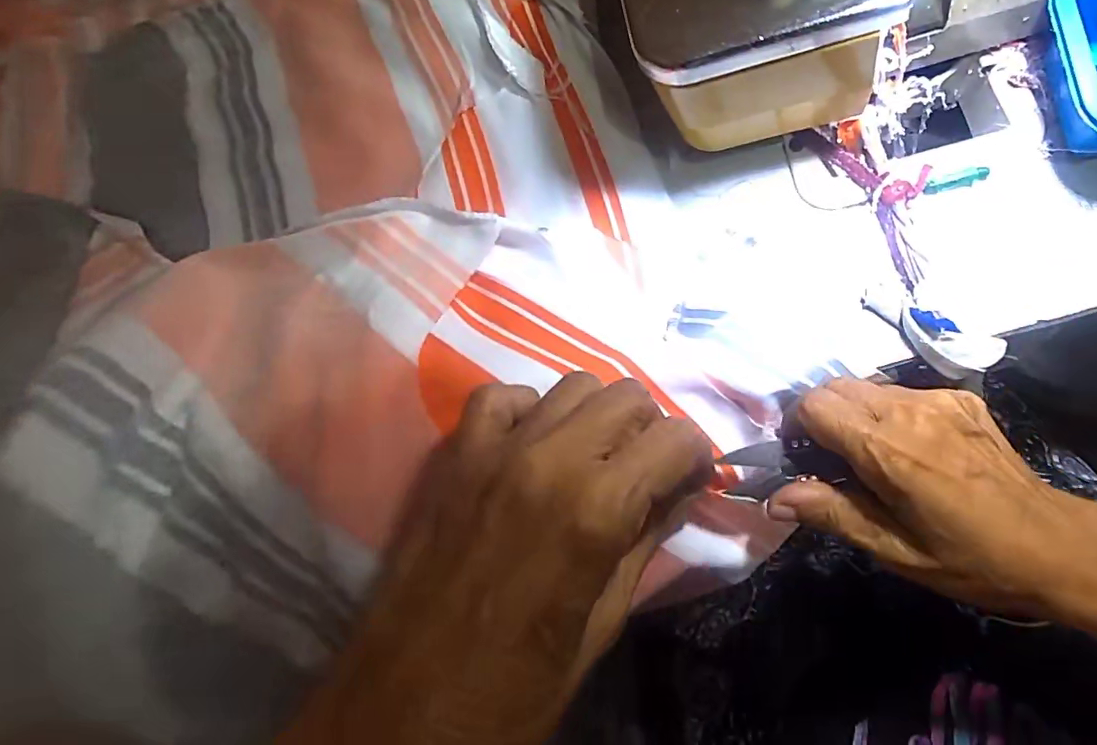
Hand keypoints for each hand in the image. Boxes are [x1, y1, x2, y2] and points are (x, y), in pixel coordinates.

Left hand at [280, 374, 712, 744]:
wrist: (402, 714)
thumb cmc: (516, 685)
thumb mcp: (603, 621)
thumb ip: (648, 538)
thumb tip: (683, 489)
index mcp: (597, 509)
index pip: (675, 438)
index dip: (694, 455)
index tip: (692, 475)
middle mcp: (552, 459)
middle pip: (628, 395)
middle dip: (650, 430)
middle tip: (643, 469)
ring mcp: (496, 449)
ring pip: (574, 383)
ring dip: (596, 415)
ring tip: (590, 454)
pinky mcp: (455, 453)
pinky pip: (504, 395)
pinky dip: (529, 411)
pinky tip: (531, 443)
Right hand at [766, 378, 1096, 619]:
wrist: (1054, 543)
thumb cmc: (970, 559)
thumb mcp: (897, 552)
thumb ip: (833, 513)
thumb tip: (775, 497)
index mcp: (887, 449)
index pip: (815, 405)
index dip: (798, 425)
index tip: (803, 455)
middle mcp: (907, 409)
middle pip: (837, 386)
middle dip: (823, 414)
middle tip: (833, 456)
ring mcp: (938, 397)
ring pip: (870, 386)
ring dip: (857, 412)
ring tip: (876, 454)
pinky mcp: (960, 396)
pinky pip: (906, 391)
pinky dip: (894, 411)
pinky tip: (918, 447)